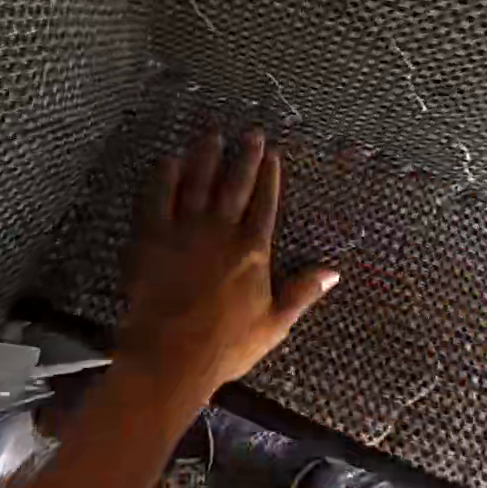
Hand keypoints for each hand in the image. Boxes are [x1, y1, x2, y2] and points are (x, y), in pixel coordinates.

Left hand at [115, 128, 339, 399]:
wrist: (170, 355)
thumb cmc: (226, 344)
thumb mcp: (274, 323)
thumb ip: (302, 291)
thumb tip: (334, 271)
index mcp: (252, 249)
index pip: (265, 202)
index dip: (269, 176)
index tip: (273, 154)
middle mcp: (221, 230)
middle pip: (235, 184)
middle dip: (245, 156)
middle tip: (251, 132)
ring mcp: (185, 231)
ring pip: (198, 183)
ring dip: (206, 156)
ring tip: (212, 134)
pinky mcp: (152, 238)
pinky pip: (158, 199)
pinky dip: (164, 178)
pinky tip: (168, 160)